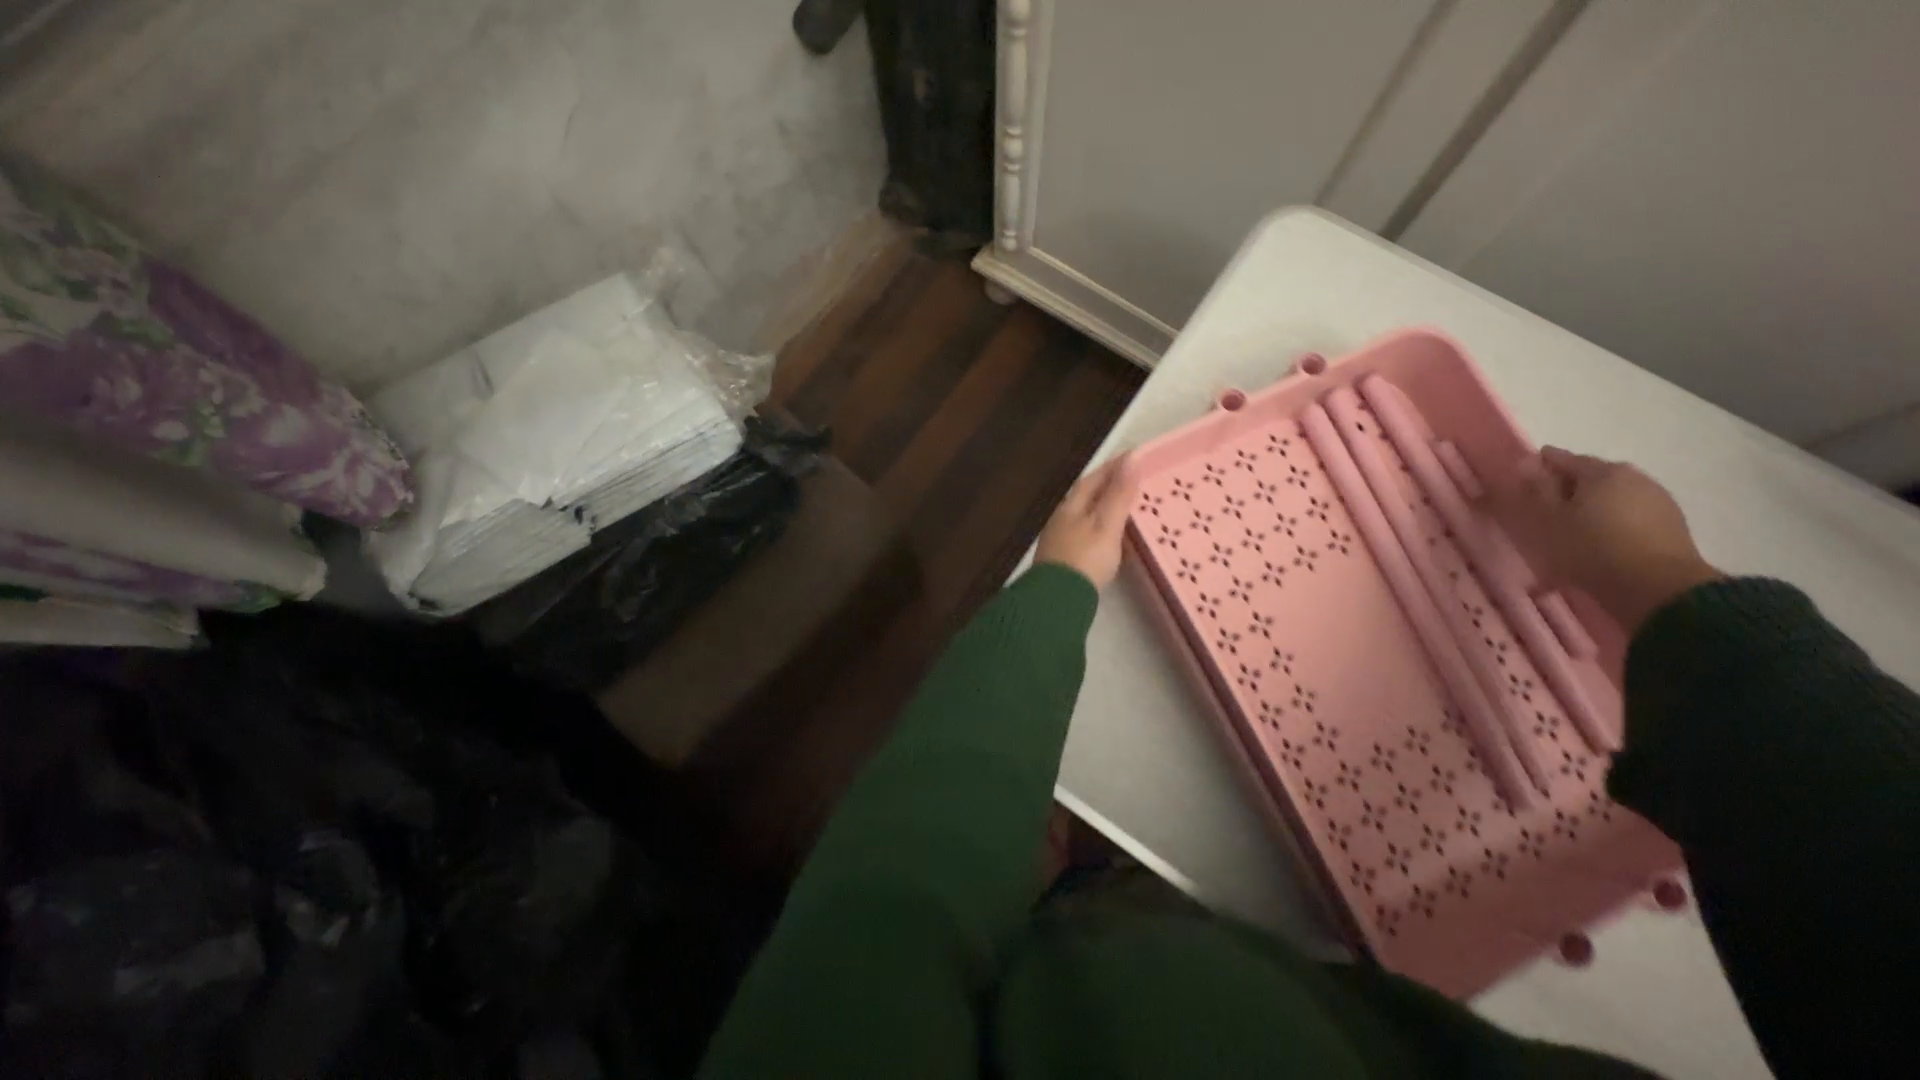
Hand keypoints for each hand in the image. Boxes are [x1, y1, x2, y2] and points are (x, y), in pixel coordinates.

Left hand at [1036, 458, 1139, 588]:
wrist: (1057, 601)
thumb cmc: (1085, 559)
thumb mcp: (1106, 525)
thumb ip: (1118, 494)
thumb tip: (1131, 459)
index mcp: (1071, 507)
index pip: (1092, 479)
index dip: (1112, 467)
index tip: (1132, 456)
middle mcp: (1061, 519)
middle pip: (1085, 496)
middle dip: (1107, 485)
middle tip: (1131, 479)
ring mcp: (1059, 541)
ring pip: (1083, 515)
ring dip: (1102, 508)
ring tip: (1124, 506)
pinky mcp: (1063, 561)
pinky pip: (1084, 535)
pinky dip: (1099, 529)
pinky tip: (1109, 537)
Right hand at [1487, 447, 1719, 632]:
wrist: (1658, 587)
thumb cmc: (1592, 549)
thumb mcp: (1551, 521)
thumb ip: (1537, 490)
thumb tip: (1526, 465)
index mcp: (1601, 471)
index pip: (1564, 458)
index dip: (1541, 465)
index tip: (1525, 478)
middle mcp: (1633, 476)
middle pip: (1592, 476)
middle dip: (1569, 487)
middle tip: (1548, 508)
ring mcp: (1657, 498)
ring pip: (1614, 495)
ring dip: (1594, 505)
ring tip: (1576, 528)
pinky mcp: (1671, 523)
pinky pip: (1632, 514)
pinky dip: (1614, 521)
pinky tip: (1604, 540)